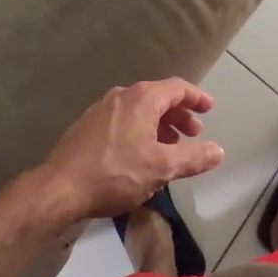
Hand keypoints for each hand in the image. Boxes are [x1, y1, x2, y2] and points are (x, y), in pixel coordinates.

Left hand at [30, 79, 224, 222]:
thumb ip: (192, 157)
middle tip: (193, 134)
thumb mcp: (161, 168)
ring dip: (159, 125)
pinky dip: (140, 130)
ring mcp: (102, 109)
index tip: (209, 108)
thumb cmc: (115, 173)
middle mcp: (122, 95)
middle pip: (158, 97)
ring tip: (170, 148)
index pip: (177, 87)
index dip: (196, 97)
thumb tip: (218, 150)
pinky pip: (124, 120)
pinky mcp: (88, 126)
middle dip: (179, 115)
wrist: (59, 188)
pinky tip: (140, 155)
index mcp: (142, 98)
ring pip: (140, 110)